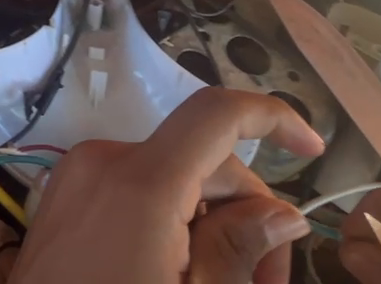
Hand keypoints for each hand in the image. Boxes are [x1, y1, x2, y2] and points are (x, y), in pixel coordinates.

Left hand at [9, 88, 324, 283]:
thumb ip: (240, 250)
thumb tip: (284, 211)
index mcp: (141, 180)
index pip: (215, 114)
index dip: (271, 116)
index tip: (313, 147)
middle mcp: (107, 158)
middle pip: (201, 158)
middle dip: (247, 212)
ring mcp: (81, 172)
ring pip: (172, 174)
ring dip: (211, 221)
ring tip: (226, 283)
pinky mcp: (67, 191)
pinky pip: (136, 185)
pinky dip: (171, 216)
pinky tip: (181, 269)